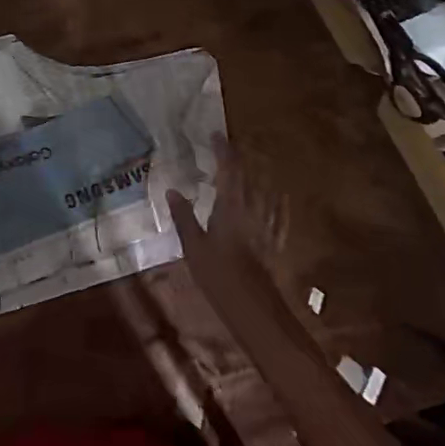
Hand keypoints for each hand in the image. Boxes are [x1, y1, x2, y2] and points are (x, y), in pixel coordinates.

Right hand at [169, 134, 289, 316]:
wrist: (257, 311)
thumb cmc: (220, 277)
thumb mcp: (193, 247)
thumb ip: (184, 217)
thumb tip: (173, 188)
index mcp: (230, 209)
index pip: (228, 172)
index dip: (223, 152)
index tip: (216, 134)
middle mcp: (252, 211)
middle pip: (248, 177)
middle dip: (238, 159)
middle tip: (226, 146)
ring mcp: (265, 226)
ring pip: (261, 191)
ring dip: (252, 174)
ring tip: (242, 164)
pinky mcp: (271, 240)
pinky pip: (270, 209)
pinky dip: (265, 197)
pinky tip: (265, 198)